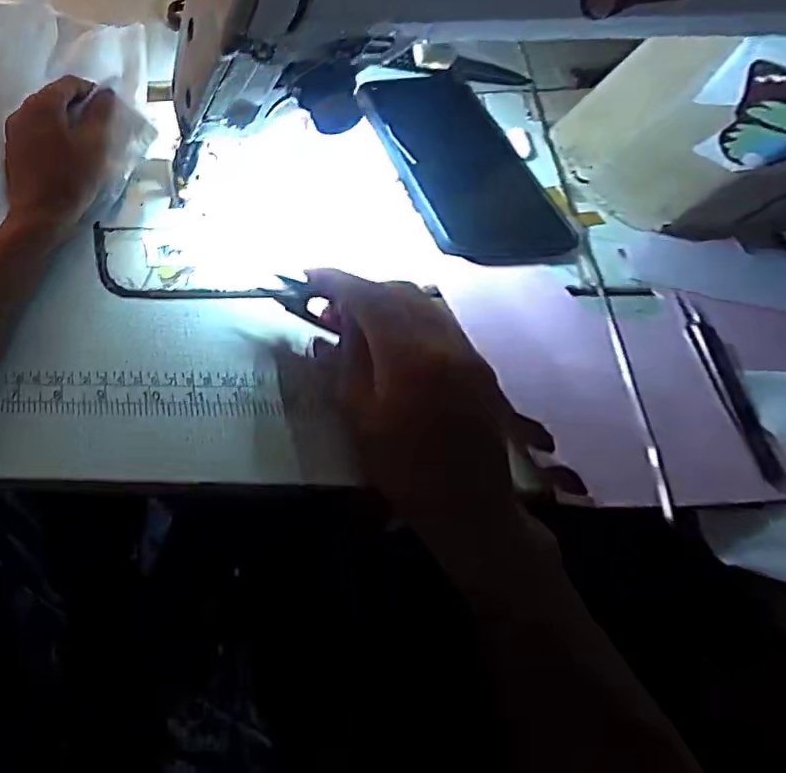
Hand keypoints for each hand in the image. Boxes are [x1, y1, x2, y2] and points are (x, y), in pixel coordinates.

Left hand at [3, 75, 114, 235]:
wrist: (38, 217)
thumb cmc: (70, 179)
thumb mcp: (95, 143)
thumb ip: (101, 112)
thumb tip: (104, 93)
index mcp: (42, 105)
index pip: (69, 83)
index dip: (91, 92)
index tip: (105, 110)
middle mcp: (22, 111)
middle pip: (53, 96)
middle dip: (76, 105)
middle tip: (96, 125)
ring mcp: (12, 131)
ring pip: (42, 113)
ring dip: (62, 119)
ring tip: (81, 139)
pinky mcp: (11, 149)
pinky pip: (33, 129)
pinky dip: (50, 132)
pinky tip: (63, 151)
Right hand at [303, 269, 558, 546]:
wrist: (470, 508)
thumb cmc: (402, 467)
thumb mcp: (357, 414)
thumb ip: (344, 361)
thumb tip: (329, 327)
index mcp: (410, 356)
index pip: (368, 297)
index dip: (335, 281)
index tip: (308, 277)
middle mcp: (445, 343)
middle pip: (398, 291)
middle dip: (359, 289)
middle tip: (326, 307)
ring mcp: (468, 353)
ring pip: (422, 303)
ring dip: (384, 301)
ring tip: (354, 323)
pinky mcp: (477, 366)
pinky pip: (438, 323)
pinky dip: (407, 318)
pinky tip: (387, 341)